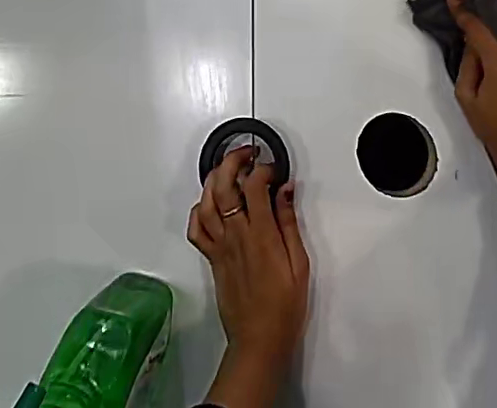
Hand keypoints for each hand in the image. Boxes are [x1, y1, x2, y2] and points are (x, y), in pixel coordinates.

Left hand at [187, 145, 309, 407]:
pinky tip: (208, 203)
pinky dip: (198, 210)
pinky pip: (196, 229)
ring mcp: (221, 246)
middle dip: (232, 161)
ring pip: (206, 202)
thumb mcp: (300, 263)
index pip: (253, 186)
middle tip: (245, 153)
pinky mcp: (212, 258)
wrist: (259, 341)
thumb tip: (286, 190)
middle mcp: (236, 236)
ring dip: (214, 178)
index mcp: (261, 236)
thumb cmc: (284, 307)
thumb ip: (290, 222)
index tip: (271, 166)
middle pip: (223, 186)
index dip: (261, 168)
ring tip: (227, 169)